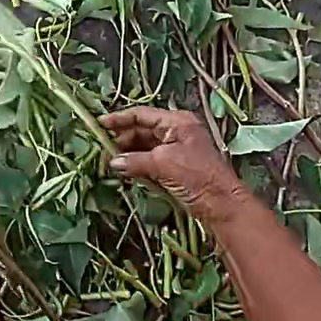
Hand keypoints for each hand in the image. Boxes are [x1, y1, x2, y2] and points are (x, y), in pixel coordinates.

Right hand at [100, 107, 251, 222]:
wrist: (221, 205)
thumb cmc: (198, 177)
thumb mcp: (164, 163)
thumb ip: (135, 160)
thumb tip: (113, 163)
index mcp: (177, 122)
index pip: (141, 115)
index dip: (118, 119)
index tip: (98, 124)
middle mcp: (175, 132)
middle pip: (140, 130)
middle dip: (120, 139)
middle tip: (99, 149)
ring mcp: (174, 150)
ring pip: (142, 147)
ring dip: (126, 154)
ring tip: (107, 162)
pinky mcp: (172, 168)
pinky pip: (148, 162)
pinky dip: (135, 165)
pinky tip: (122, 171)